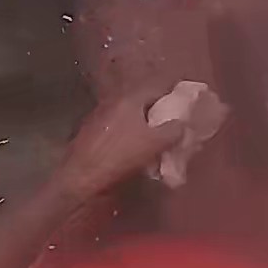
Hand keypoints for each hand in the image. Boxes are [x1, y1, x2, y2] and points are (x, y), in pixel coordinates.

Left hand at [52, 85, 187, 200]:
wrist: (81, 179)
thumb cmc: (120, 156)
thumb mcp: (154, 143)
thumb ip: (173, 130)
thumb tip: (182, 123)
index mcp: (128, 99)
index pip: (156, 87)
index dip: (173, 93)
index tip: (186, 102)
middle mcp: (112, 103)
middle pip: (142, 103)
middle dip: (158, 112)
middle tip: (173, 123)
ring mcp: (99, 119)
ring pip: (129, 118)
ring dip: (143, 126)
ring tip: (157, 141)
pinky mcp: (90, 137)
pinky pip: (117, 132)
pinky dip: (129, 137)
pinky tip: (135, 152)